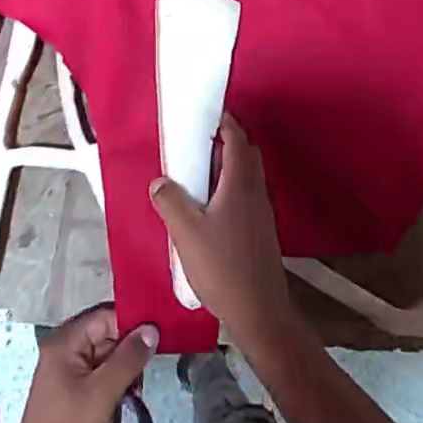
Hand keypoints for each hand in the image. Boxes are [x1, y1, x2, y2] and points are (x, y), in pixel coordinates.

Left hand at [0, 305, 156, 422]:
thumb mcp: (100, 397)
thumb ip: (128, 358)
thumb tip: (153, 327)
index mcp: (64, 344)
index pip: (107, 315)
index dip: (134, 321)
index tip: (164, 330)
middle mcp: (66, 353)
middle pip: (111, 334)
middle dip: (134, 349)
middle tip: (151, 368)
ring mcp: (71, 375)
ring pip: (113, 356)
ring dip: (130, 370)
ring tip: (137, 390)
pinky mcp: (78, 395)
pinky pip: (107, 377)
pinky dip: (121, 385)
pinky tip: (130, 399)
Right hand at [150, 115, 300, 350]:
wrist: (258, 308)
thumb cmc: (223, 267)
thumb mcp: (186, 233)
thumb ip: (170, 201)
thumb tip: (160, 181)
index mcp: (241, 184)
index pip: (237, 140)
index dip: (225, 123)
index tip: (209, 114)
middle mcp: (256, 192)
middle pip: (247, 155)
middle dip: (227, 142)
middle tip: (200, 143)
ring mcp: (262, 211)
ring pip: (248, 176)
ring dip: (229, 166)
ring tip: (200, 174)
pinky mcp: (261, 229)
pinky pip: (246, 195)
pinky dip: (231, 188)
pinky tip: (211, 207)